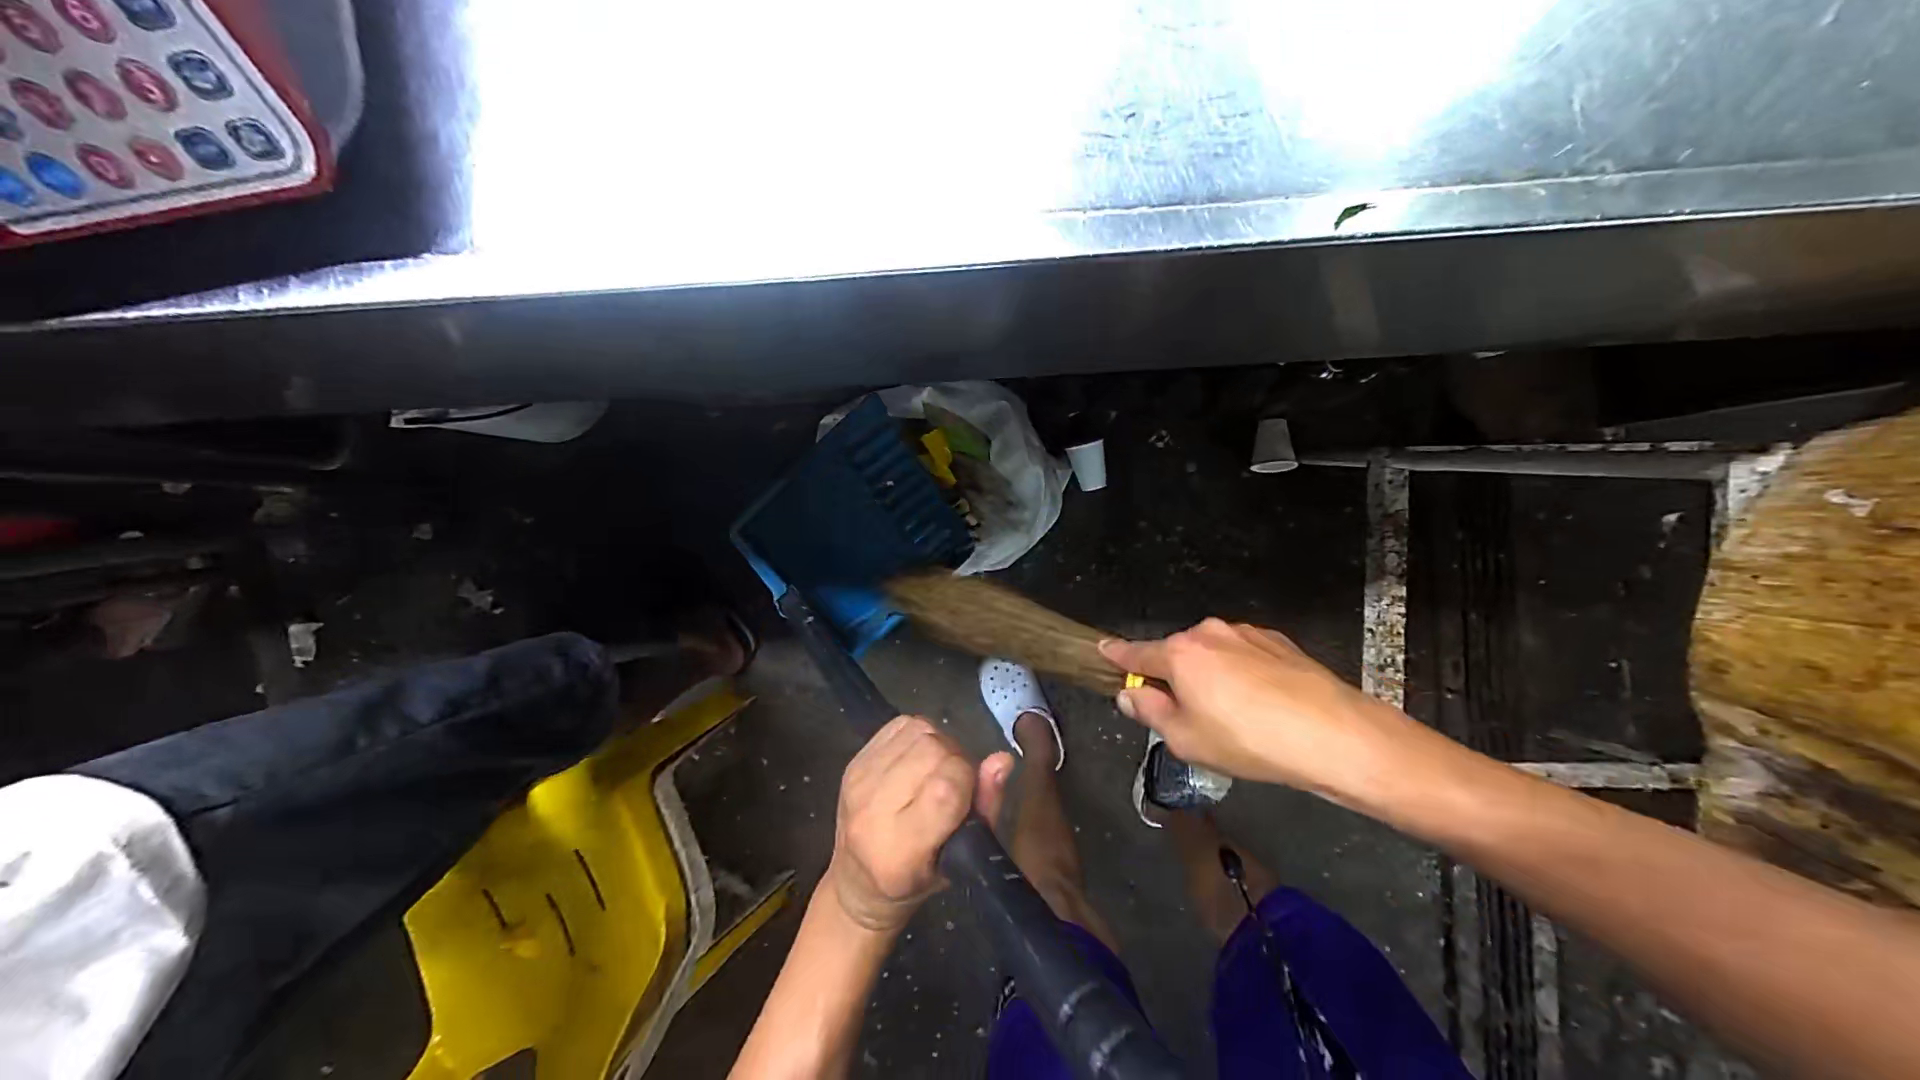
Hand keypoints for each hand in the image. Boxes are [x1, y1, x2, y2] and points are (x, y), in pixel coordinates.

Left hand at [828, 715, 1014, 933]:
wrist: (858, 880)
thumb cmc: (917, 879)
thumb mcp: (961, 857)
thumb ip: (987, 807)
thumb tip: (1003, 759)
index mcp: (901, 848)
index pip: (945, 788)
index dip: (968, 779)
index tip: (969, 795)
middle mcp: (873, 810)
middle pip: (932, 750)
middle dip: (956, 759)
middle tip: (956, 782)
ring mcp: (859, 780)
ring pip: (918, 730)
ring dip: (939, 743)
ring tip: (938, 769)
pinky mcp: (854, 761)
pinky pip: (899, 725)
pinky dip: (918, 735)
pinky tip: (918, 759)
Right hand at [1100, 618, 1432, 803]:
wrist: (1336, 735)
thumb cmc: (1250, 741)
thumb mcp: (1186, 740)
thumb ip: (1149, 712)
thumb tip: (1131, 693)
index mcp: (1179, 653)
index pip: (1135, 652)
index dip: (1116, 656)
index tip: (1102, 652)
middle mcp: (1208, 632)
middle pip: (1175, 652)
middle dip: (1172, 676)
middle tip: (1186, 716)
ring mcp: (1246, 633)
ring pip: (1211, 653)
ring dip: (1209, 674)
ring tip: (1233, 715)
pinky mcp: (1277, 641)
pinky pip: (1242, 654)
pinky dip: (1239, 672)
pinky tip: (1261, 704)